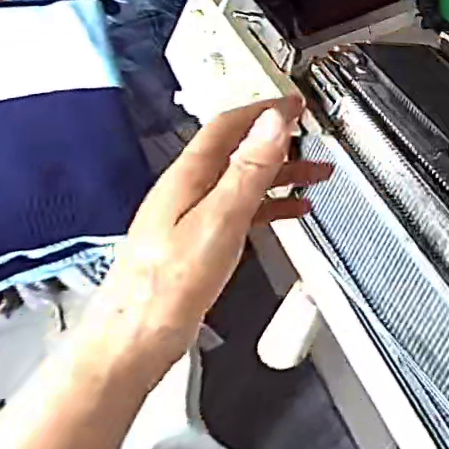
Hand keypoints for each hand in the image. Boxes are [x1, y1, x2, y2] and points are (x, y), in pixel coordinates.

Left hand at [79, 98, 332, 382]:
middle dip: (281, 139)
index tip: (296, 103)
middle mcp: (187, 192)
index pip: (229, 125)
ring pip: (246, 180)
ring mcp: (192, 217)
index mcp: (188, 179)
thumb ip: (251, 168)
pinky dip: (274, 203)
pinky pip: (245, 208)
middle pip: (240, 151)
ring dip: (284, 172)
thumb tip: (273, 123)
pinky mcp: (200, 241)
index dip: (265, 109)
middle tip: (313, 134)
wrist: (131, 346)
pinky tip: (292, 211)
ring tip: (318, 174)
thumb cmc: (166, 288)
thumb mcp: (220, 219)